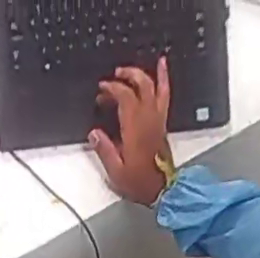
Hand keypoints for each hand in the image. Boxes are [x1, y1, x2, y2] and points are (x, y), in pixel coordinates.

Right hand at [90, 59, 172, 204]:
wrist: (162, 188)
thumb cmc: (139, 182)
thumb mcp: (115, 171)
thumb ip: (104, 150)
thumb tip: (94, 134)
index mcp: (135, 128)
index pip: (124, 97)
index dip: (112, 88)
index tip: (102, 88)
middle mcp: (148, 119)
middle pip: (140, 85)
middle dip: (126, 76)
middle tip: (114, 76)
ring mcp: (158, 119)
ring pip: (155, 86)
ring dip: (144, 74)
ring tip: (134, 68)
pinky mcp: (162, 124)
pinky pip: (165, 94)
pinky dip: (163, 80)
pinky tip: (161, 72)